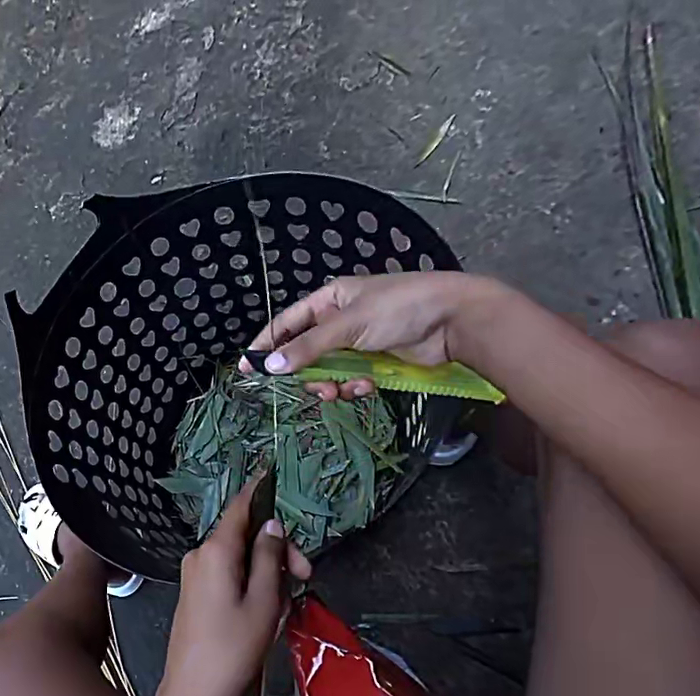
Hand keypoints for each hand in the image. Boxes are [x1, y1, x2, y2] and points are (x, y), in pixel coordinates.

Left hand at [152, 478, 309, 695]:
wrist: (192, 695)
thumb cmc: (232, 650)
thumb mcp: (264, 602)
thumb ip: (269, 557)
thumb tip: (273, 523)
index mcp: (215, 551)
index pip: (240, 507)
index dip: (260, 490)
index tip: (274, 472)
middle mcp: (199, 556)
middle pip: (245, 537)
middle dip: (278, 552)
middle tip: (306, 580)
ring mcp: (194, 577)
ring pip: (240, 561)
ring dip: (267, 576)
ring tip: (282, 611)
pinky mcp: (195, 596)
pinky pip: (229, 579)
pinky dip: (252, 588)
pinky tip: (265, 617)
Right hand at [240, 271, 514, 399]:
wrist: (452, 321)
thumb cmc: (399, 308)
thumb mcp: (349, 324)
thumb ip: (309, 347)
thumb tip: (271, 367)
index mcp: (329, 300)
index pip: (286, 323)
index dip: (266, 344)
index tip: (247, 367)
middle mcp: (339, 321)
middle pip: (304, 354)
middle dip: (306, 375)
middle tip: (314, 390)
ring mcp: (356, 344)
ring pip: (326, 373)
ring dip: (331, 386)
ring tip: (342, 391)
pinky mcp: (374, 363)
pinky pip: (349, 381)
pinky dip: (353, 388)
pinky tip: (367, 387)